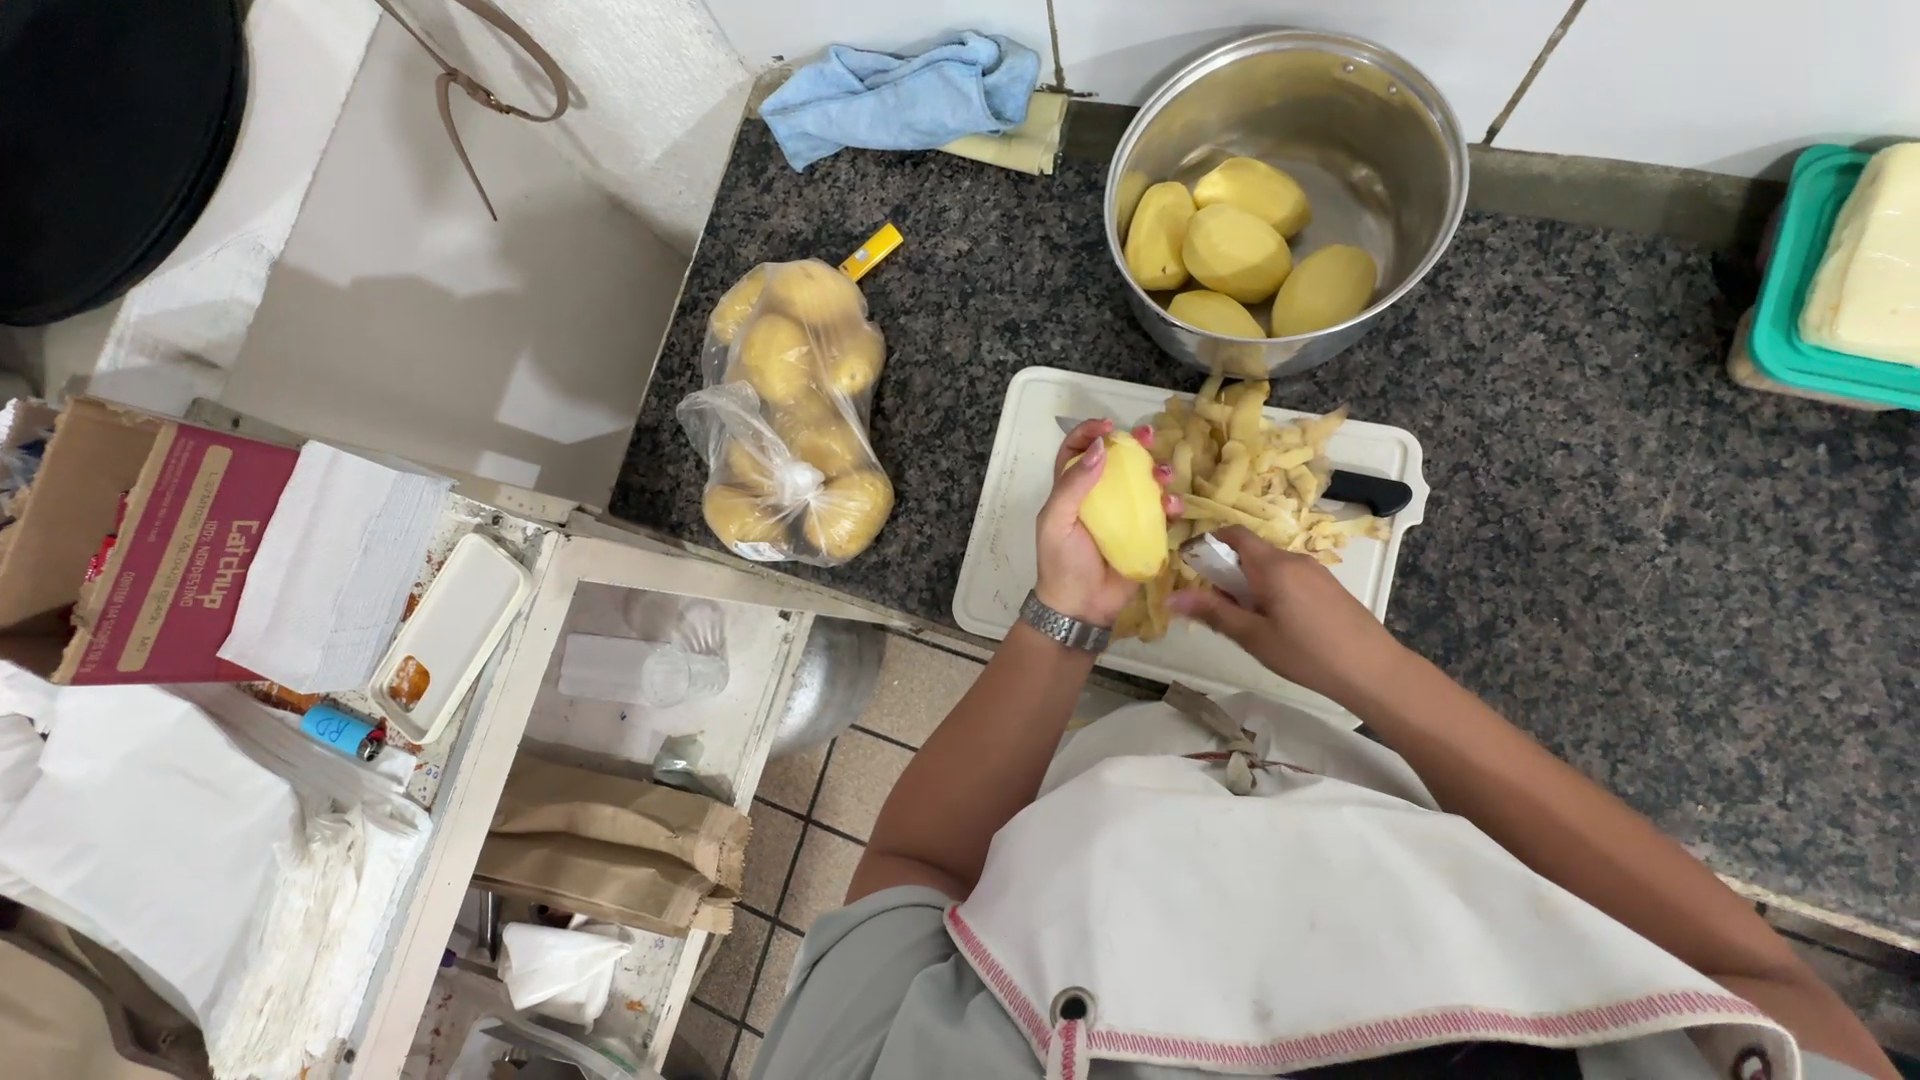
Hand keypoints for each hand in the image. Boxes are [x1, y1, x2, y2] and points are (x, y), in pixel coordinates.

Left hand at [1034, 420, 1180, 625]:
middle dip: (1134, 444)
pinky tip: (1172, 507)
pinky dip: (1171, 505)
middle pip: (1118, 460)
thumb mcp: (1057, 520)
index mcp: (1071, 490)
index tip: (1108, 426)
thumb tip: (1100, 447)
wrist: (1080, 606)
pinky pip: (1162, 513)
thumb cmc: (1062, 562)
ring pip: (1145, 482)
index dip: (1089, 433)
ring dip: (1159, 471)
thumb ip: (1073, 484)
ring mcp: (1124, 515)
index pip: (1077, 451)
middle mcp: (1100, 497)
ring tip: (1164, 474)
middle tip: (1148, 436)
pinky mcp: (1145, 534)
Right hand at [1168, 525, 1407, 700]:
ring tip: (1246, 621)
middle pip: (1250, 552)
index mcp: (1272, 566)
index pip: (1234, 534)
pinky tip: (1276, 624)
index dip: (1207, 543)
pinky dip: (1270, 590)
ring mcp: (1315, 572)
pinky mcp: (1328, 586)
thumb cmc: (1306, 653)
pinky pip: (1288, 577)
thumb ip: (1212, 611)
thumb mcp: (1252, 636)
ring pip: (1269, 567)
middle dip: (1226, 572)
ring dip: (1248, 583)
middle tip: (1216, 608)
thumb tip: (1171, 598)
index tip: (1190, 566)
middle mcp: (1294, 559)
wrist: (1373, 670)